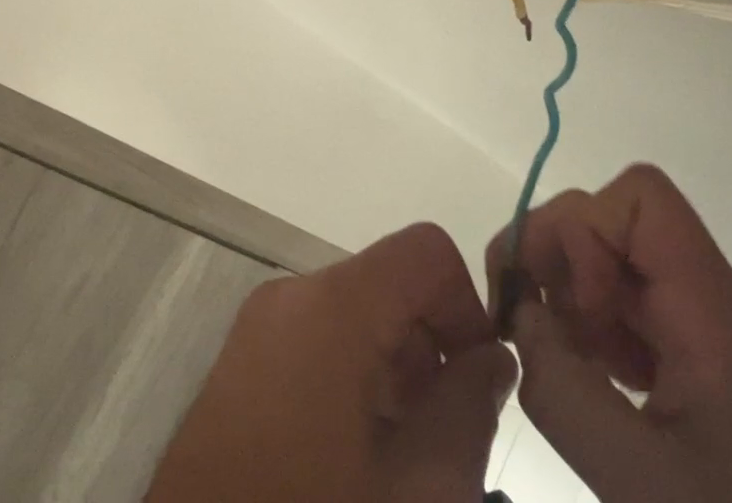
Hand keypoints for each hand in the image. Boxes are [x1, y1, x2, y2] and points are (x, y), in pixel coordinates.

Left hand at [147, 223, 517, 502]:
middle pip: (390, 287)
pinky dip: (355, 381)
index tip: (477, 383)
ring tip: (401, 457)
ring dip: (397, 373)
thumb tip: (491, 358)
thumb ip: (469, 408)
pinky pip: (318, 343)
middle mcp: (289, 298)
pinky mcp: (240, 362)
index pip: (425, 253)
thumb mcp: (417, 485)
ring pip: (356, 319)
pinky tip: (356, 456)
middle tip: (444, 436)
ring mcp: (257, 329)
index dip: (468, 308)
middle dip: (433, 350)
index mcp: (331, 306)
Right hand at [488, 164, 731, 502]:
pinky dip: (593, 332)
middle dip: (555, 259)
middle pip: (616, 222)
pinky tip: (592, 385)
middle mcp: (710, 301)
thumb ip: (562, 392)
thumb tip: (522, 318)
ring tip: (560, 365)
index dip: (581, 231)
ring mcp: (708, 331)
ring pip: (617, 264)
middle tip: (526, 328)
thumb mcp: (641, 480)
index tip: (565, 307)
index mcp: (710, 310)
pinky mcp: (706, 361)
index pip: (639, 200)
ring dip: (569, 298)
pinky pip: (633, 310)